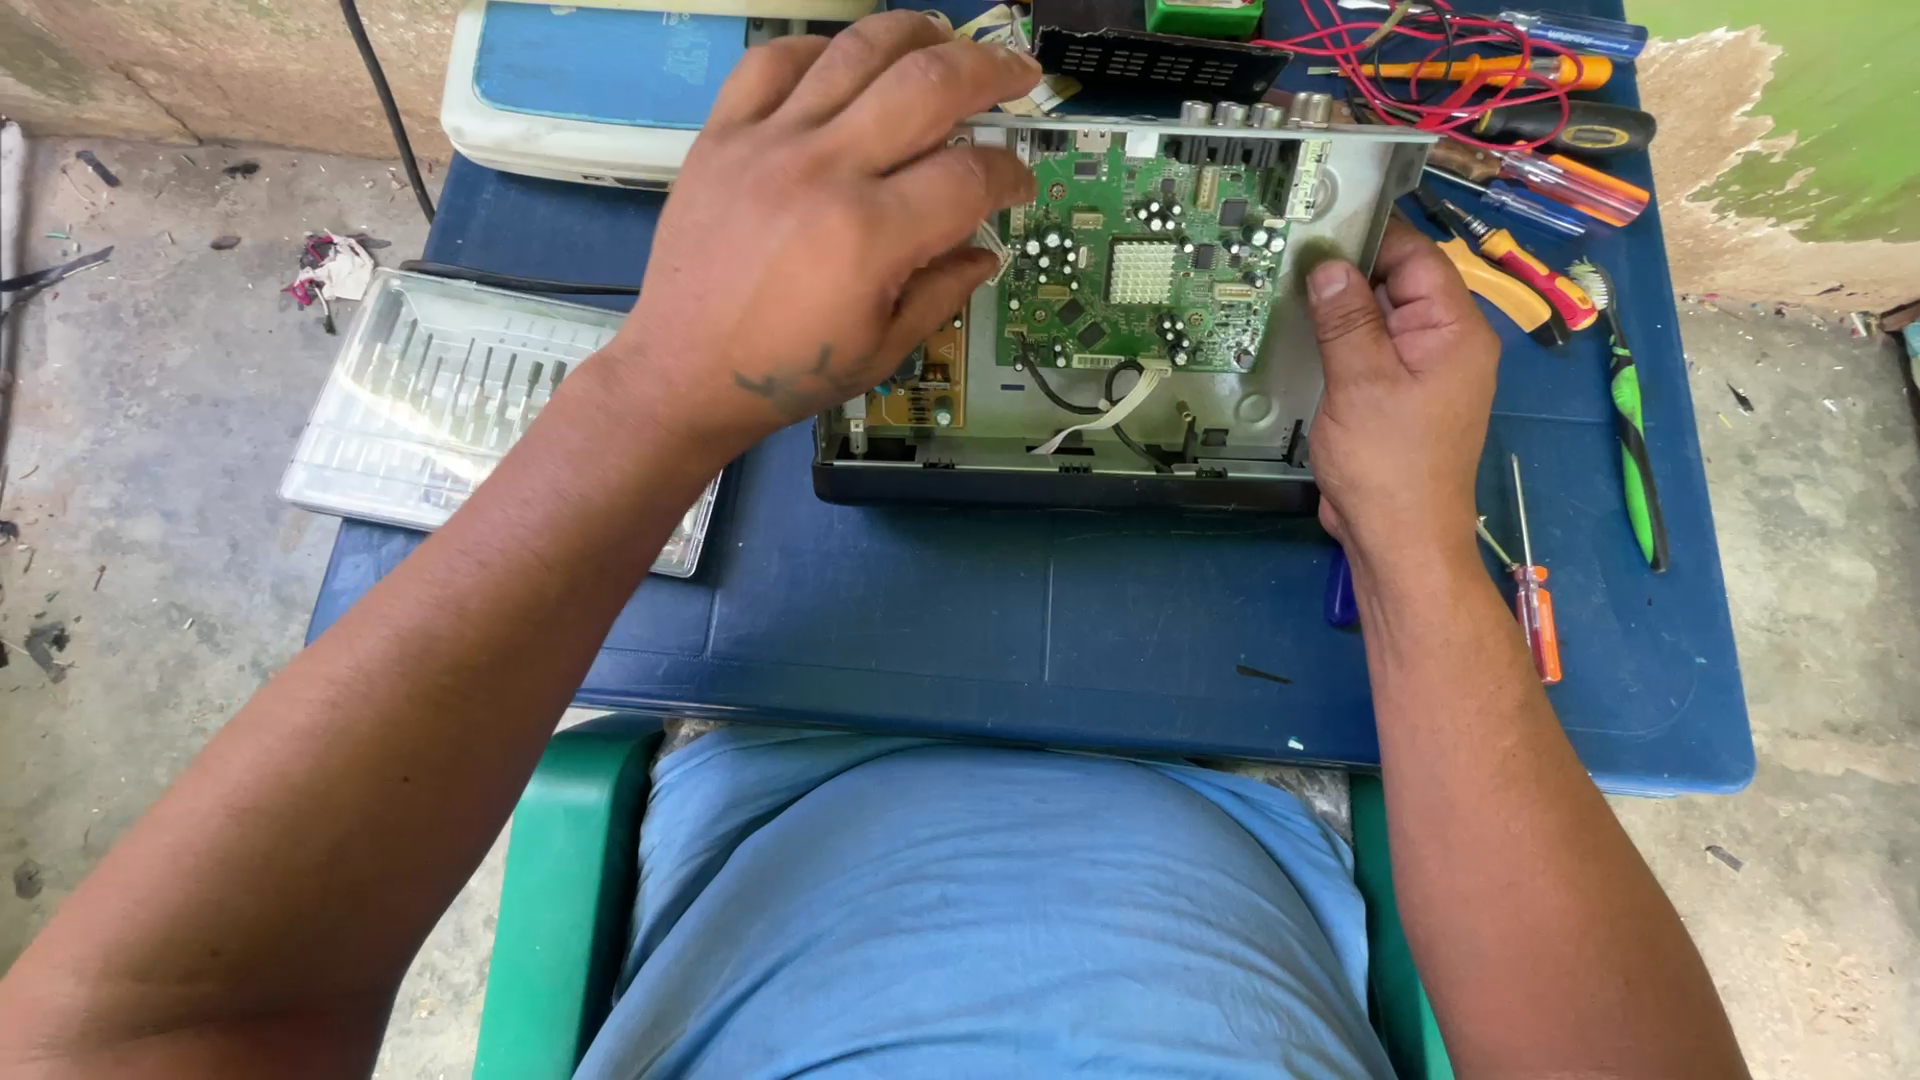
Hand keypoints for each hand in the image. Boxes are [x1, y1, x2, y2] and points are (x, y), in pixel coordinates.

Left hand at [602, 12, 1039, 455]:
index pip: (968, 176)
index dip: (1009, 173)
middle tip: (1018, 73)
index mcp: (871, 236)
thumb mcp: (882, 351)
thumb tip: (986, 253)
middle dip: (989, 71)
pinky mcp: (723, 135)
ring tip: (948, 39)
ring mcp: (769, 143)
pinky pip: (776, 60)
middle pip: (927, 85)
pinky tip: (848, 60)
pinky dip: (822, 48)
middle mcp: (825, 170)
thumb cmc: (790, 374)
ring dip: (917, 33)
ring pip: (857, 50)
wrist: (686, 372)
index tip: (1018, 184)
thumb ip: (942, 294)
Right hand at [1306, 219, 1499, 574]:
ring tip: (1285, 288)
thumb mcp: (1361, 383)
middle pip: (1397, 288)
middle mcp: (1443, 345)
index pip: (1416, 260)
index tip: (1317, 222)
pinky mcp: (1393, 401)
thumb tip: (1327, 265)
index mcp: (1454, 331)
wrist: (1397, 537)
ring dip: (1338, 309)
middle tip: (1287, 254)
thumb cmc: (1387, 461)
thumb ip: (1346, 320)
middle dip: (1346, 272)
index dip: (1370, 237)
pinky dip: (1338, 343)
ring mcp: (1418, 375)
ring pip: (1377, 323)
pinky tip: (1300, 336)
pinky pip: (1367, 356)